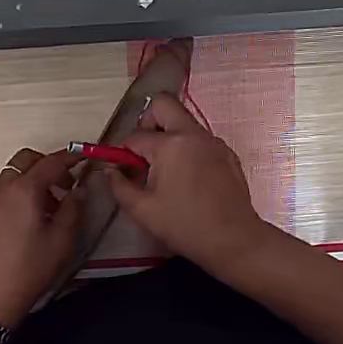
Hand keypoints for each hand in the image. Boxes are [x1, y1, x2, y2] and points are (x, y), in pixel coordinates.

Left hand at [0, 148, 83, 328]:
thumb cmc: (30, 269)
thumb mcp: (62, 241)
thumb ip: (74, 209)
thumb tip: (79, 190)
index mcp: (24, 190)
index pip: (50, 162)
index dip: (70, 157)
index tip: (84, 157)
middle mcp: (2, 189)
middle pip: (25, 161)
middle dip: (47, 165)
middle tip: (65, 185)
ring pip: (11, 177)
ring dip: (31, 181)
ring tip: (48, 208)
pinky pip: (1, 193)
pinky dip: (17, 195)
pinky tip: (27, 220)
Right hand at [109, 95, 273, 272]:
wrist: (232, 239)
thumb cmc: (184, 225)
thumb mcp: (142, 209)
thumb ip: (119, 185)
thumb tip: (110, 171)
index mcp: (170, 145)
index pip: (135, 136)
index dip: (122, 153)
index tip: (120, 170)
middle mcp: (193, 134)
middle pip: (163, 104)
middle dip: (146, 122)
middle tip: (143, 151)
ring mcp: (213, 141)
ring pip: (183, 121)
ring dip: (167, 135)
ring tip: (163, 169)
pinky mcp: (226, 153)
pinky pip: (199, 138)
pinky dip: (186, 148)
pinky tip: (186, 179)